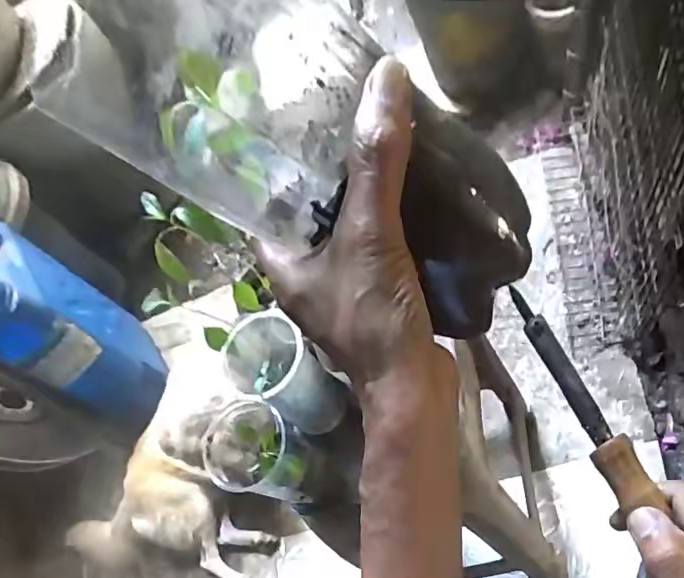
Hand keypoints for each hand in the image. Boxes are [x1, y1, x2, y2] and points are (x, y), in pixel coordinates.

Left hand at [255, 58, 439, 399]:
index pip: (268, 201)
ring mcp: (344, 294)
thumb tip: (387, 81)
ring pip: (350, 233)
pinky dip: (395, 229)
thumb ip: (377, 165)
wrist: (415, 390)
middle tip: (359, 133)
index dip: (283, 162)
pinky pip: (381, 253)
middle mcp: (307, 279)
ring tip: (391, 157)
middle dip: (335, 177)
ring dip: (370, 202)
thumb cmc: (377, 323)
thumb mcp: (371, 236)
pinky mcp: (379, 304)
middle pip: (313, 213)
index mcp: (283, 266)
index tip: (309, 128)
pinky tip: (415, 202)